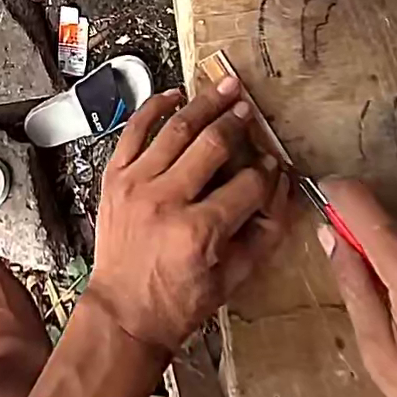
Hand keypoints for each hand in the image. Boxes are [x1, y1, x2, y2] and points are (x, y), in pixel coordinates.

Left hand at [84, 77, 291, 352]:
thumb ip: (263, 234)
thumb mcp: (232, 279)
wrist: (123, 308)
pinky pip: (135, 129)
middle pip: (210, 145)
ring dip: (203, 104)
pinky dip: (155, 107)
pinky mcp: (115, 174)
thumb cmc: (179, 300)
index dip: (266, 172)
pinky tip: (175, 94)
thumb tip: (282, 189)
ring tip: (224, 87)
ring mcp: (135, 182)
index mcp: (198, 232)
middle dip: (236, 122)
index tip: (273, 163)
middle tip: (249, 107)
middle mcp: (164, 200)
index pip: (246, 186)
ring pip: (175, 129)